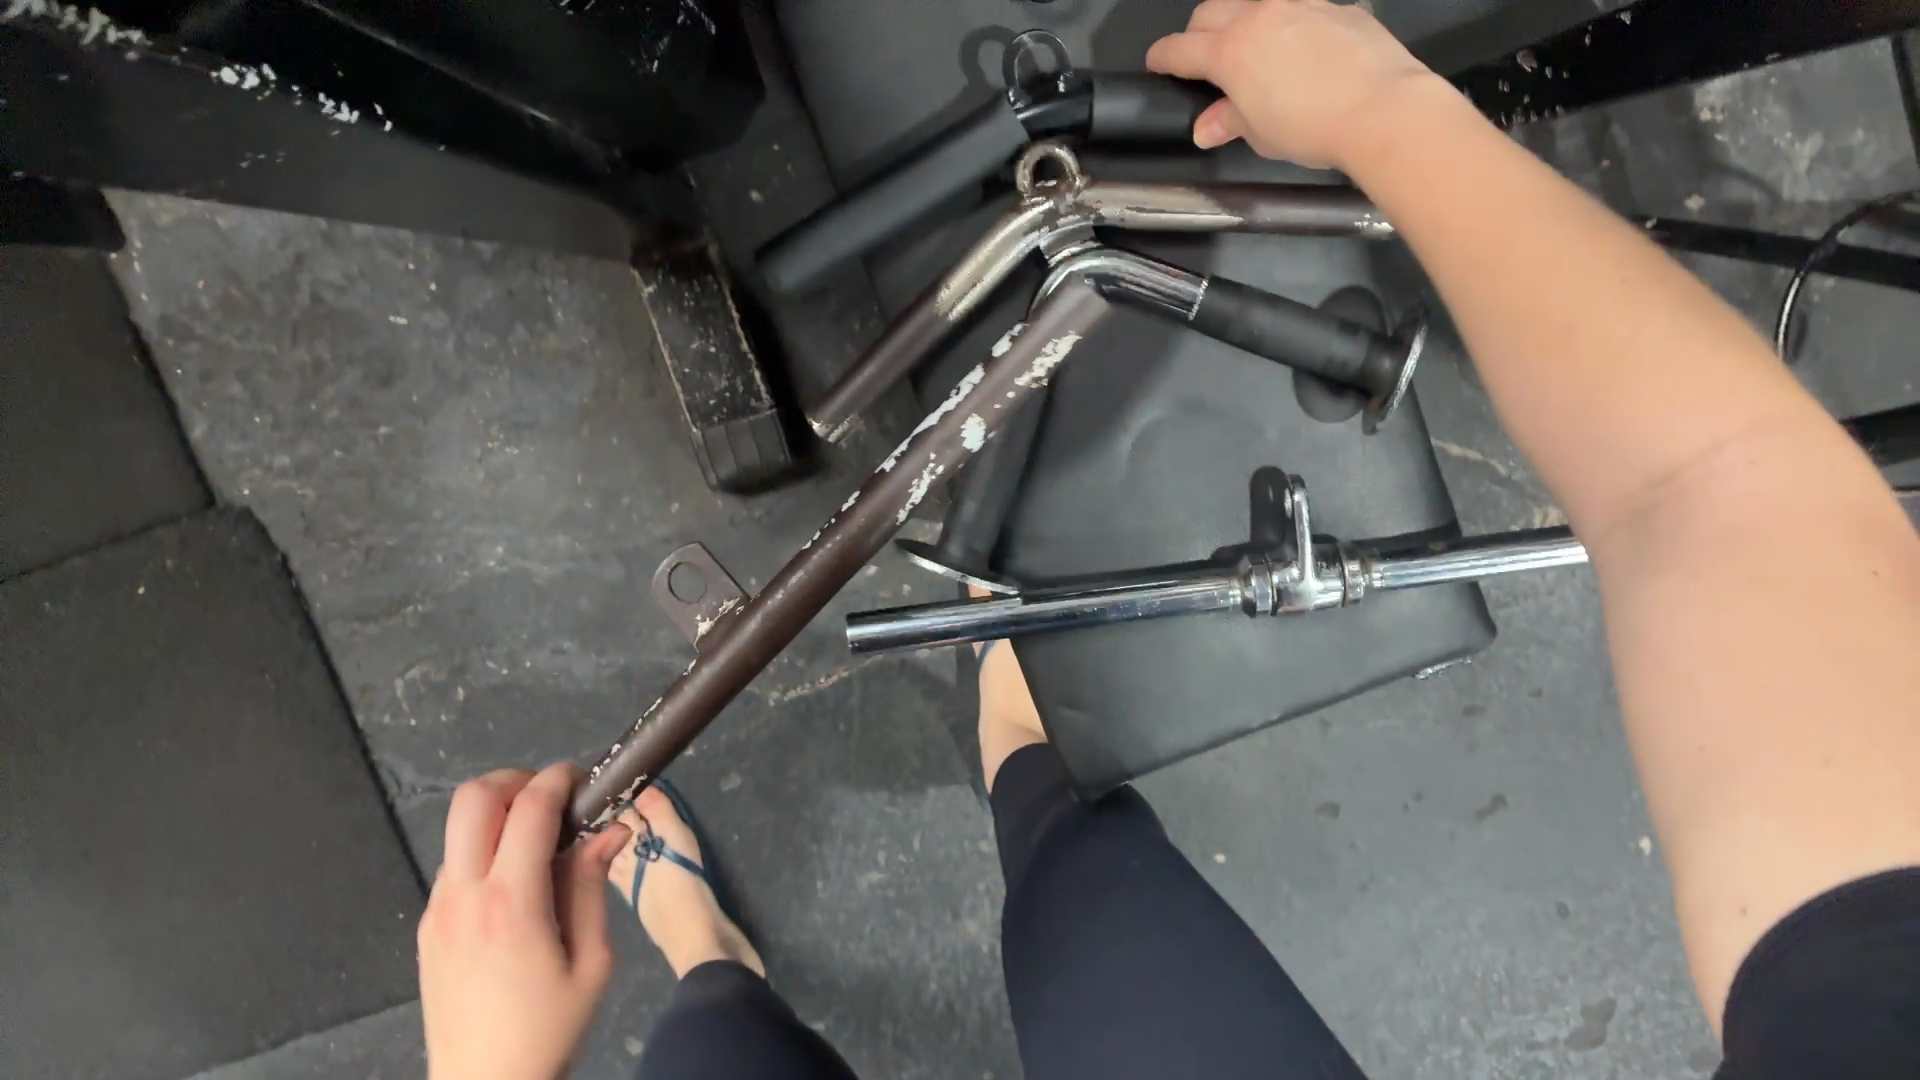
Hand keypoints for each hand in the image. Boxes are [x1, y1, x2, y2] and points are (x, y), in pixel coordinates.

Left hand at [418, 764, 632, 1079]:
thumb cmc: (549, 1027)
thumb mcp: (593, 959)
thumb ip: (593, 885)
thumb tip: (610, 829)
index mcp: (511, 902)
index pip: (529, 808)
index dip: (560, 779)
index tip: (586, 779)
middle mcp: (464, 896)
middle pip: (473, 798)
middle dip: (517, 779)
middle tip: (555, 797)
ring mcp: (437, 911)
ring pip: (459, 827)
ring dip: (499, 813)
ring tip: (541, 837)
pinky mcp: (428, 928)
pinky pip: (455, 862)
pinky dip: (486, 846)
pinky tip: (518, 877)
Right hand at [1146, 0, 1444, 169]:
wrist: (1380, 109)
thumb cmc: (1310, 128)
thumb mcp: (1258, 133)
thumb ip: (1229, 120)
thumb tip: (1207, 126)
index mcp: (1230, 52)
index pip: (1181, 49)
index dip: (1163, 58)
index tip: (1156, 64)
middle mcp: (1261, 15)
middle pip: (1211, 11)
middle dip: (1197, 33)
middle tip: (1200, 59)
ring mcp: (1301, 5)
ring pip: (1254, 1)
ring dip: (1240, 21)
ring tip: (1248, 51)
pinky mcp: (1336, 7)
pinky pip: (1298, 8)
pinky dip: (1285, 25)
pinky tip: (1296, 52)